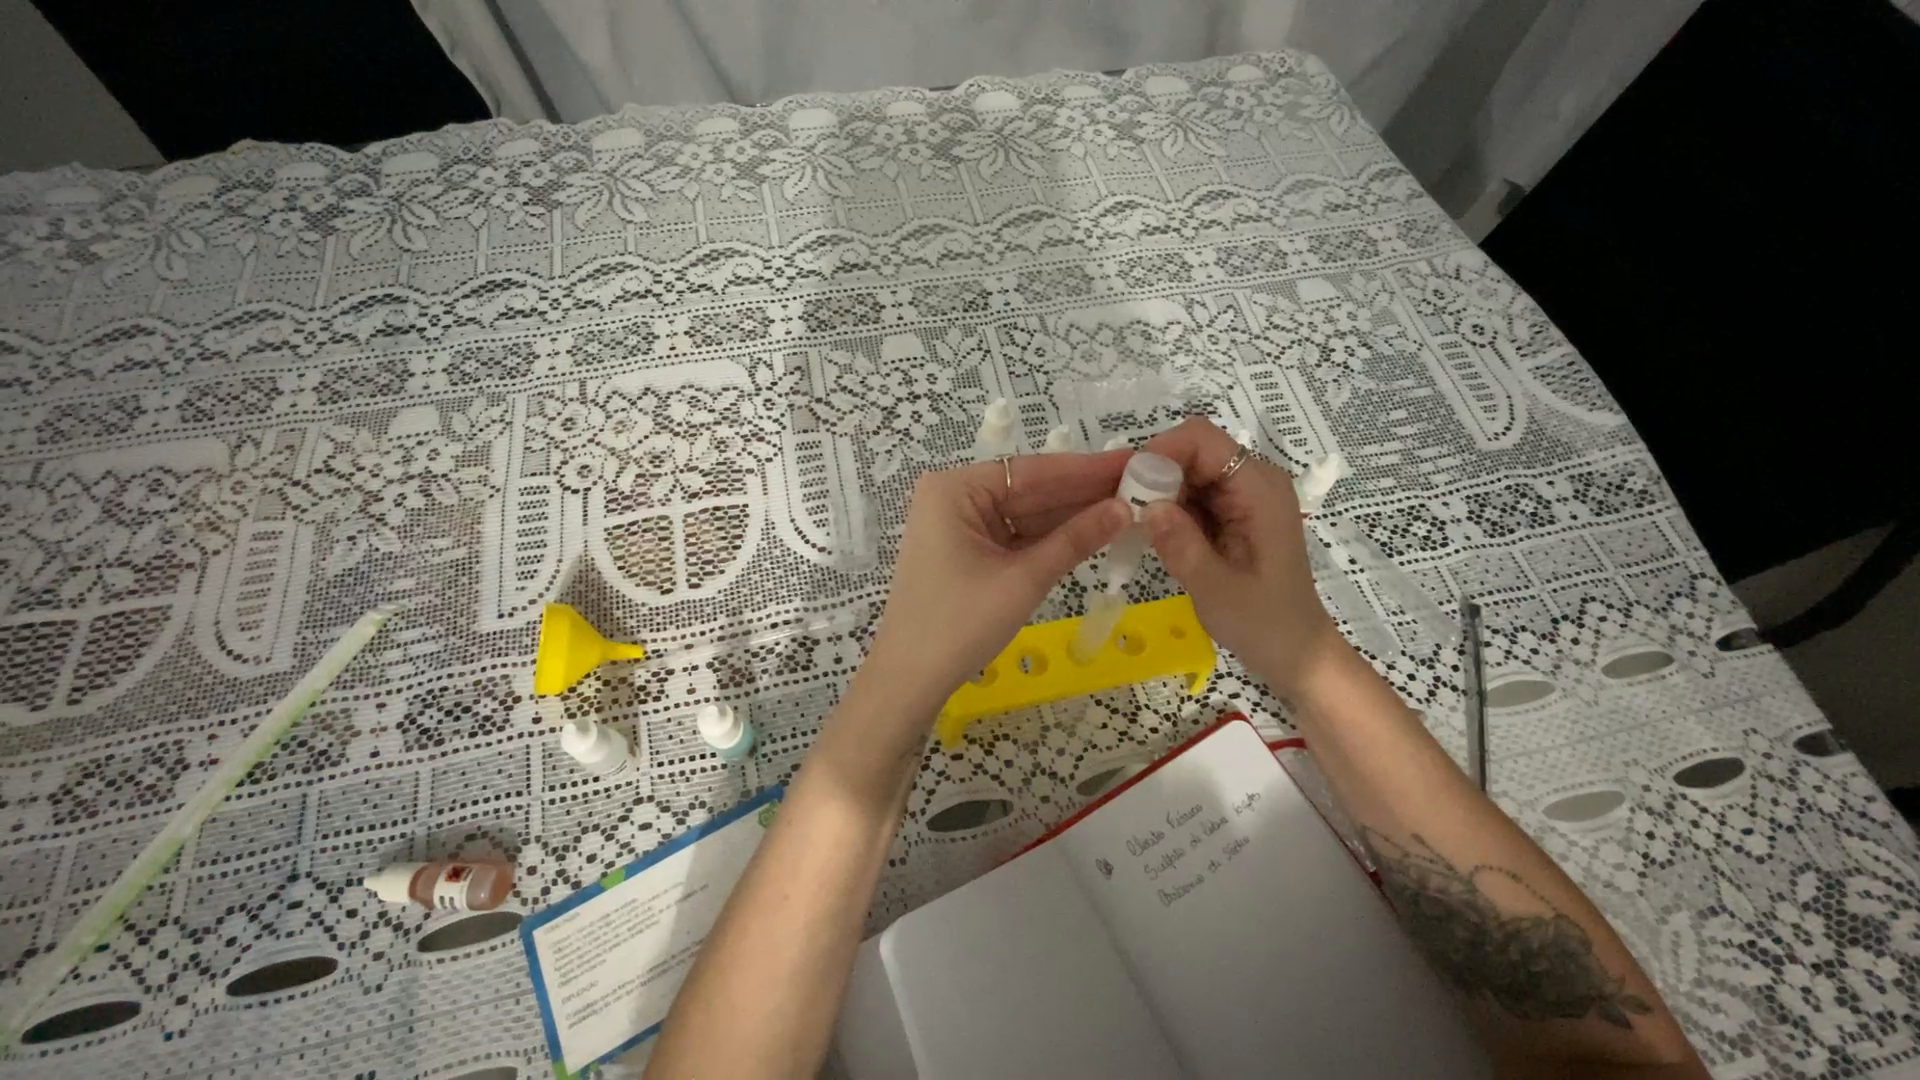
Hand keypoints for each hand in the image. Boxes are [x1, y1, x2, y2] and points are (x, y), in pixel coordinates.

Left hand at [862, 451, 1131, 717]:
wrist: (910, 679)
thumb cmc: (960, 624)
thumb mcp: (1023, 579)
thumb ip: (1075, 540)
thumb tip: (1125, 509)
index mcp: (955, 489)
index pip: (1032, 471)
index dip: (1086, 468)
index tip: (1133, 459)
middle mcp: (954, 497)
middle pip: (1029, 489)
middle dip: (1082, 492)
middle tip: (1141, 484)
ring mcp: (959, 525)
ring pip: (1025, 513)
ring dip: (1072, 515)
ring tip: (1129, 505)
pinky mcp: (967, 551)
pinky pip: (1015, 535)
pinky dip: (1051, 537)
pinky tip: (1093, 530)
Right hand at [1138, 418, 1342, 696]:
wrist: (1296, 652)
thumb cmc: (1264, 624)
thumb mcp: (1216, 590)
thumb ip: (1181, 545)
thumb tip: (1145, 506)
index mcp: (1259, 490)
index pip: (1202, 440)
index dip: (1161, 452)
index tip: (1128, 489)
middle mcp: (1253, 481)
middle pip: (1191, 451)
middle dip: (1154, 475)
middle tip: (1125, 514)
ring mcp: (1243, 496)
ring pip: (1186, 471)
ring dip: (1158, 493)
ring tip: (1136, 529)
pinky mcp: (1233, 513)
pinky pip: (1192, 494)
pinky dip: (1169, 509)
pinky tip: (1154, 535)